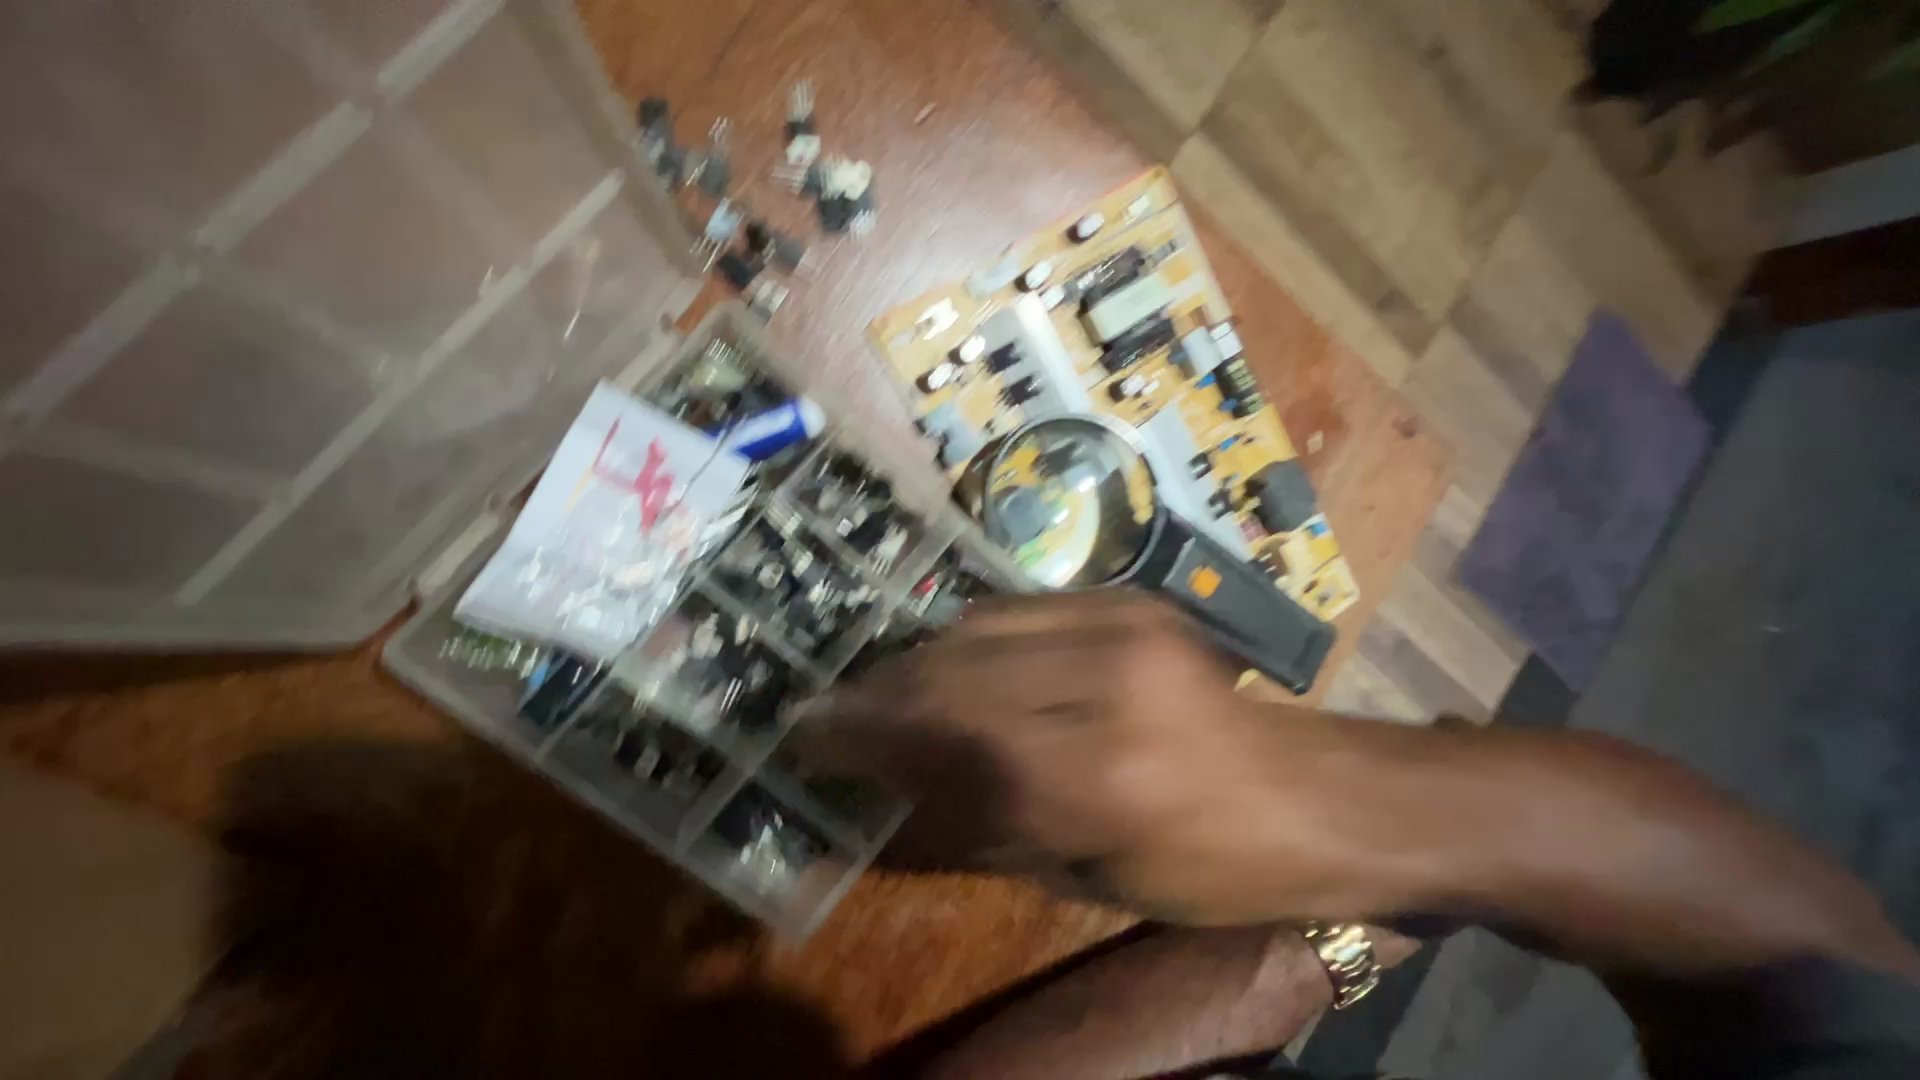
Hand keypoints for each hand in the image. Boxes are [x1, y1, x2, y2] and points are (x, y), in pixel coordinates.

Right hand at [793, 588, 1398, 923]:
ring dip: (915, 658)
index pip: (949, 742)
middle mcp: (1107, 681)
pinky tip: (942, 659)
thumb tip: (887, 791)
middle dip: (876, 692)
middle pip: (953, 672)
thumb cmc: (1206, 866)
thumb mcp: (1090, 876)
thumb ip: (981, 825)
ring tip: (874, 685)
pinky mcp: (1132, 600)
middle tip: (824, 706)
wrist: (1310, 793)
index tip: (808, 738)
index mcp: (1103, 775)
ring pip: (977, 628)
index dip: (867, 739)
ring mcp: (1123, 626)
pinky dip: (967, 634)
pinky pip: (1019, 607)